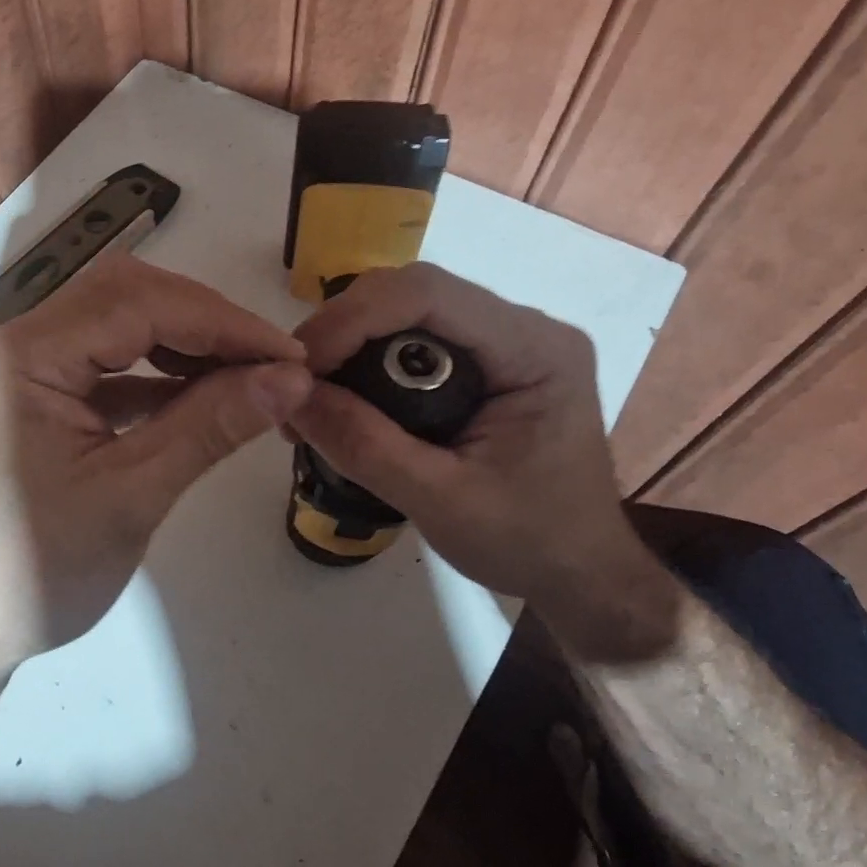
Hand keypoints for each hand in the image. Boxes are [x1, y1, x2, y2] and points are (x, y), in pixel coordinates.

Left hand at [0, 255, 312, 678]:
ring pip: (113, 326)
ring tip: (246, 376)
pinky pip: (99, 366)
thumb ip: (210, 426)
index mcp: (21, 356)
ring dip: (181, 345)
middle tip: (271, 362)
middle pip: (122, 298)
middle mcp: (12, 344)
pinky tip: (200, 398)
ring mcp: (18, 370)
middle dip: (202, 323)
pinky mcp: (29, 399)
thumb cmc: (35, 572)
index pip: (136, 303)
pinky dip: (152, 376)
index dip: (221, 323)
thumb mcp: (131, 496)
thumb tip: (293, 378)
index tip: (290, 356)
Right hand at [288, 264, 668, 640]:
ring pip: (404, 311)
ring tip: (311, 399)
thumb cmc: (526, 541)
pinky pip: (412, 339)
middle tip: (296, 387)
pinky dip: (366, 362)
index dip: (352, 317)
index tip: (301, 368)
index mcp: (534, 350)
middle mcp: (523, 328)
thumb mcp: (439, 501)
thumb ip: (364, 445)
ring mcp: (504, 342)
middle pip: (411, 293)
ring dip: (348, 345)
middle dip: (342, 330)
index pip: (428, 293)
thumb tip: (288, 395)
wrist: (579, 573)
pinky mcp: (486, 362)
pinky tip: (344, 401)